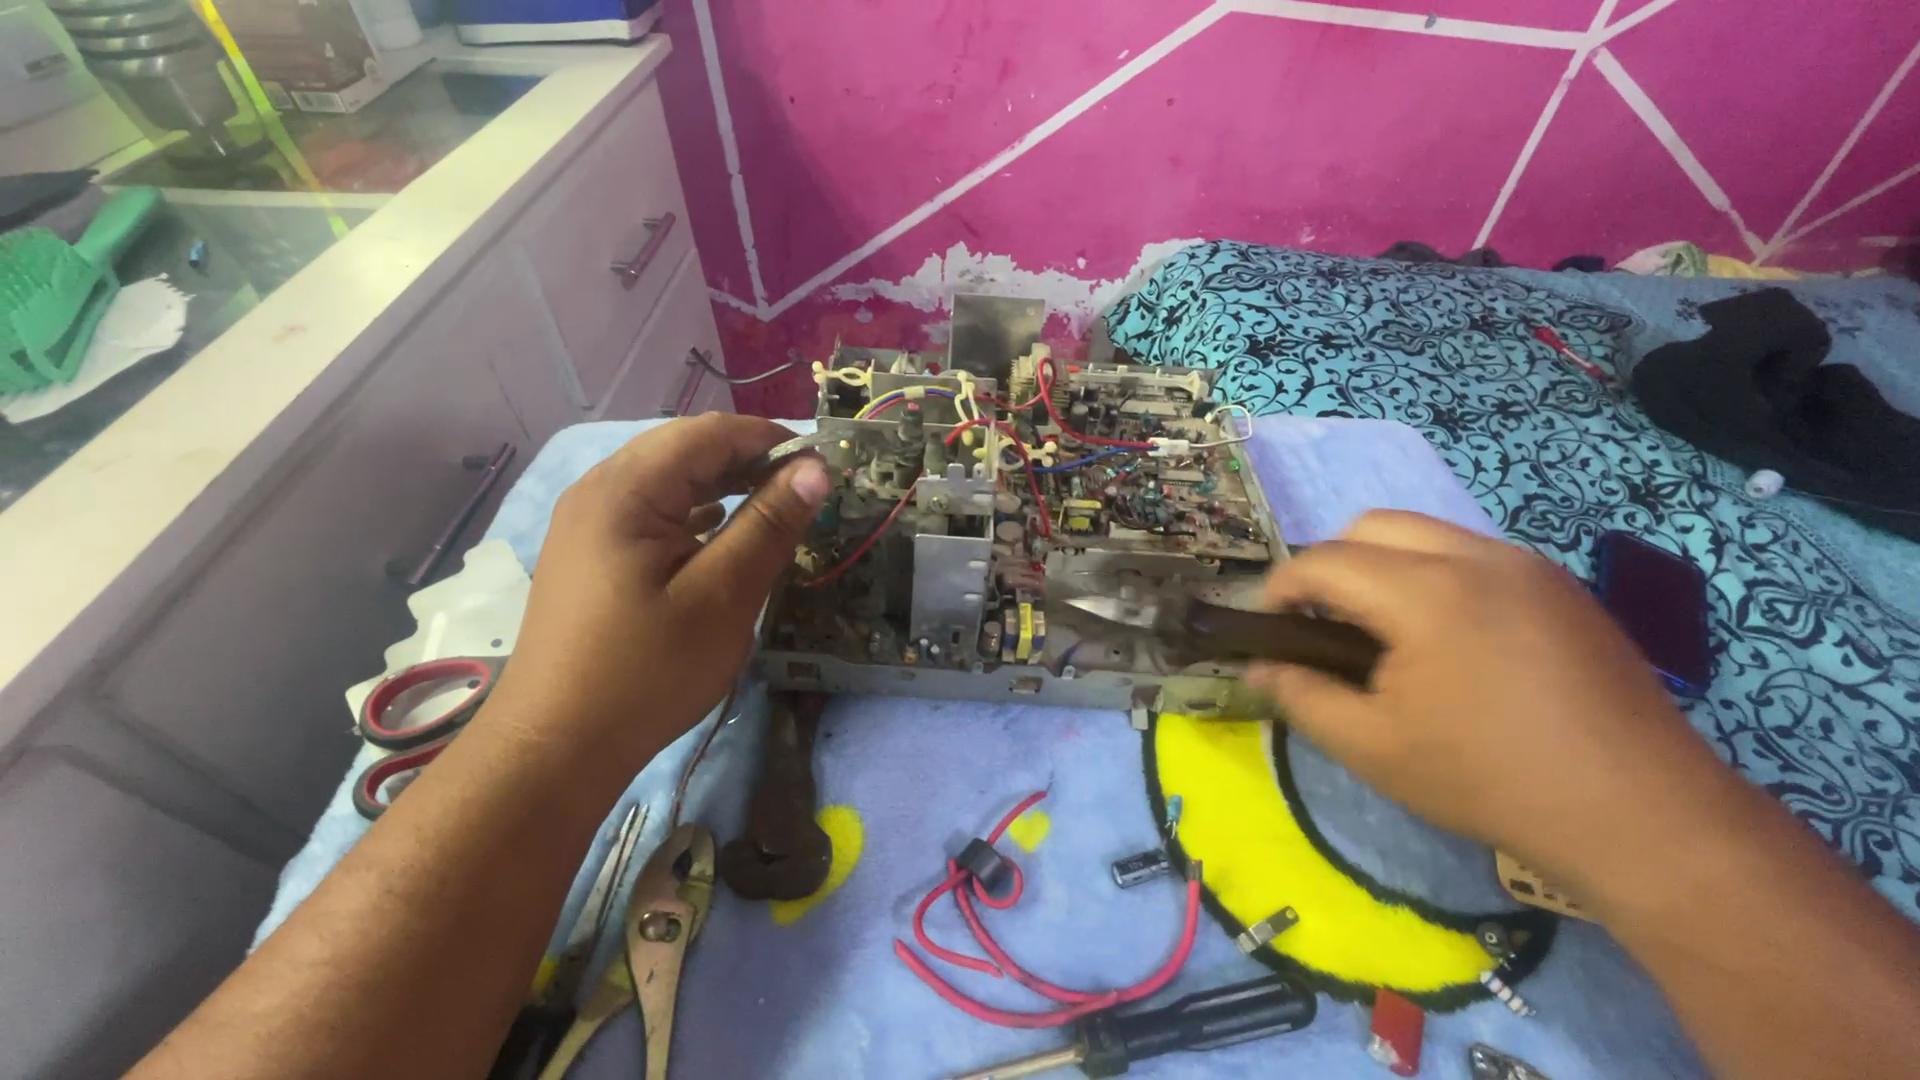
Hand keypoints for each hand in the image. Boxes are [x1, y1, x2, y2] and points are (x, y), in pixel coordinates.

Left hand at [487, 414, 829, 759]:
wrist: (556, 746)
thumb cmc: (646, 671)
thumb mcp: (722, 597)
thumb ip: (769, 525)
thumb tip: (815, 469)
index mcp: (626, 489)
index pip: (710, 433)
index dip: (772, 439)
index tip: (823, 470)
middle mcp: (598, 489)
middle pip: (684, 448)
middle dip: (748, 459)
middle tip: (802, 492)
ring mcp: (587, 522)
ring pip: (666, 478)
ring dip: (722, 484)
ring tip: (772, 508)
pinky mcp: (588, 553)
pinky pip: (649, 510)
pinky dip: (693, 512)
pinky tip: (720, 534)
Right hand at [1246, 511, 1724, 881]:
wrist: (1641, 814)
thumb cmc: (1489, 779)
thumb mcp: (1372, 747)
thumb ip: (1301, 697)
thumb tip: (1257, 668)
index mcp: (1426, 591)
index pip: (1325, 560)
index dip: (1281, 587)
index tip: (1269, 627)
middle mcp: (1478, 557)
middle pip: (1373, 526)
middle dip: (1331, 564)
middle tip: (1324, 624)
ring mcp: (1530, 566)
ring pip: (1428, 533)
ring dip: (1385, 565)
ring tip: (1383, 632)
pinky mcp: (1563, 588)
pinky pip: (1475, 555)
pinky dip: (1436, 575)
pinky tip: (1448, 639)